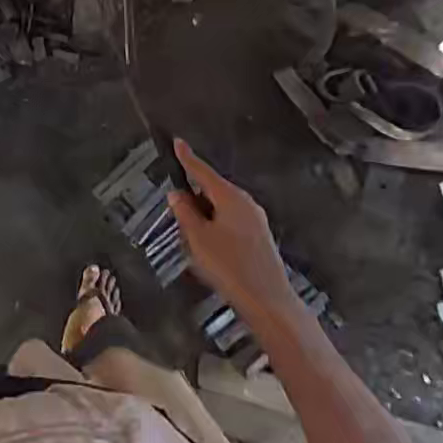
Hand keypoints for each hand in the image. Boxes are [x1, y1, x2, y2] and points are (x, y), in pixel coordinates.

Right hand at [168, 139, 297, 317]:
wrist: (267, 300)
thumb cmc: (229, 266)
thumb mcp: (198, 238)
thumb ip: (186, 213)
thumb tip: (177, 194)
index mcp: (230, 197)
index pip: (203, 172)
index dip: (188, 158)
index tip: (177, 142)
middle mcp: (246, 202)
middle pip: (214, 189)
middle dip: (194, 193)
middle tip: (175, 204)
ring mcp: (255, 219)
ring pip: (222, 206)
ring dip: (204, 212)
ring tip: (189, 231)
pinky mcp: (258, 236)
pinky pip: (231, 219)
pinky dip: (215, 223)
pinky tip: (208, 243)